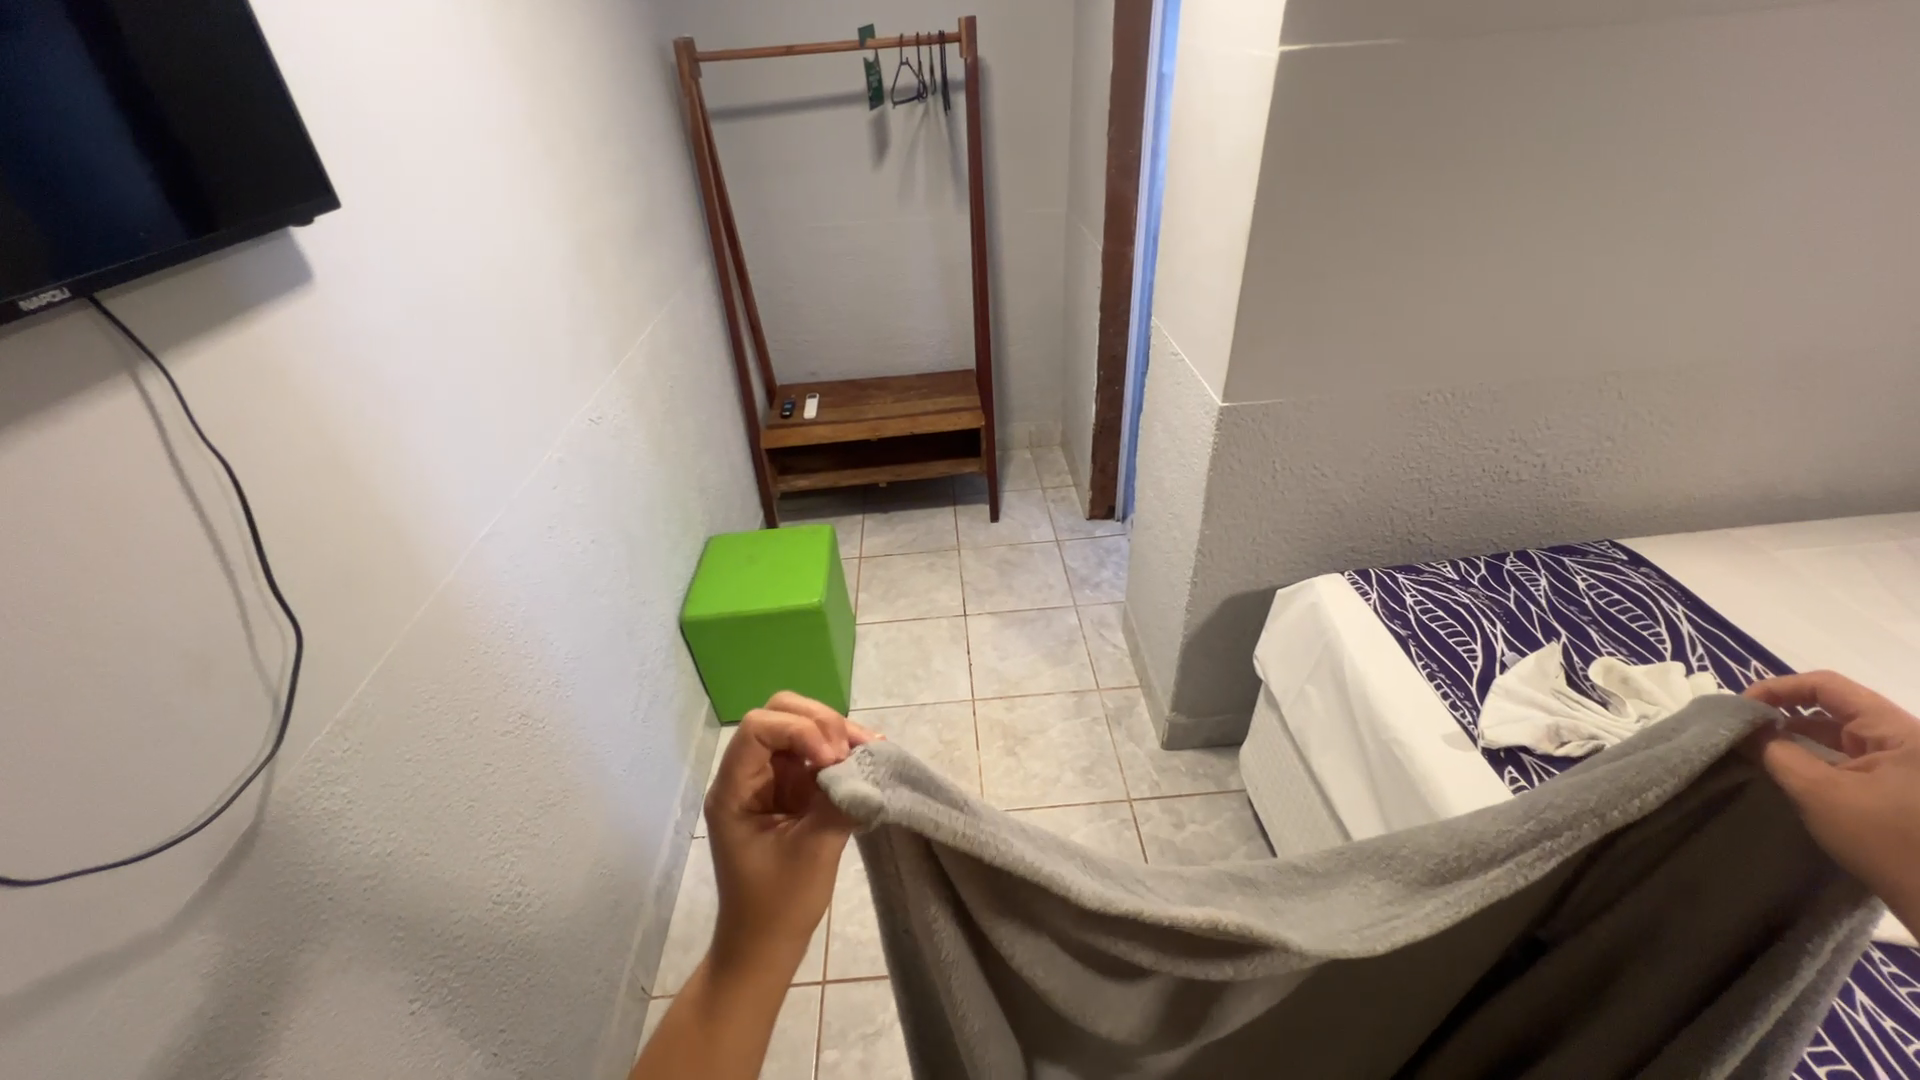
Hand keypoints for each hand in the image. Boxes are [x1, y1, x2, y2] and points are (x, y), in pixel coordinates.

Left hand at [705, 692, 877, 975]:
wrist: (765, 945)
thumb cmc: (778, 905)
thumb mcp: (812, 852)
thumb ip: (837, 803)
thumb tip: (865, 766)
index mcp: (733, 790)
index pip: (759, 728)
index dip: (799, 730)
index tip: (831, 761)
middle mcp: (748, 775)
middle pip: (779, 713)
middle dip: (820, 722)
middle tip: (849, 753)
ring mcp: (771, 779)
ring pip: (801, 726)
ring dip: (836, 733)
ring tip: (867, 752)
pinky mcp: (792, 789)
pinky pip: (816, 752)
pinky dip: (842, 751)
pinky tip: (868, 759)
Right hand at [1745, 671, 1919, 929]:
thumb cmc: (1885, 840)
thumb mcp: (1818, 792)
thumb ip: (1776, 751)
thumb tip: (1744, 728)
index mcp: (1902, 732)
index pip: (1829, 686)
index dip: (1778, 688)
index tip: (1740, 709)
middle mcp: (1909, 740)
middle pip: (1836, 707)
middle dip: (1784, 713)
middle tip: (1742, 729)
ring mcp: (1908, 765)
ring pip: (1841, 734)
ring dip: (1797, 736)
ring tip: (1758, 748)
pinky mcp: (1903, 786)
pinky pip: (1850, 757)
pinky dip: (1815, 757)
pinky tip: (1788, 768)